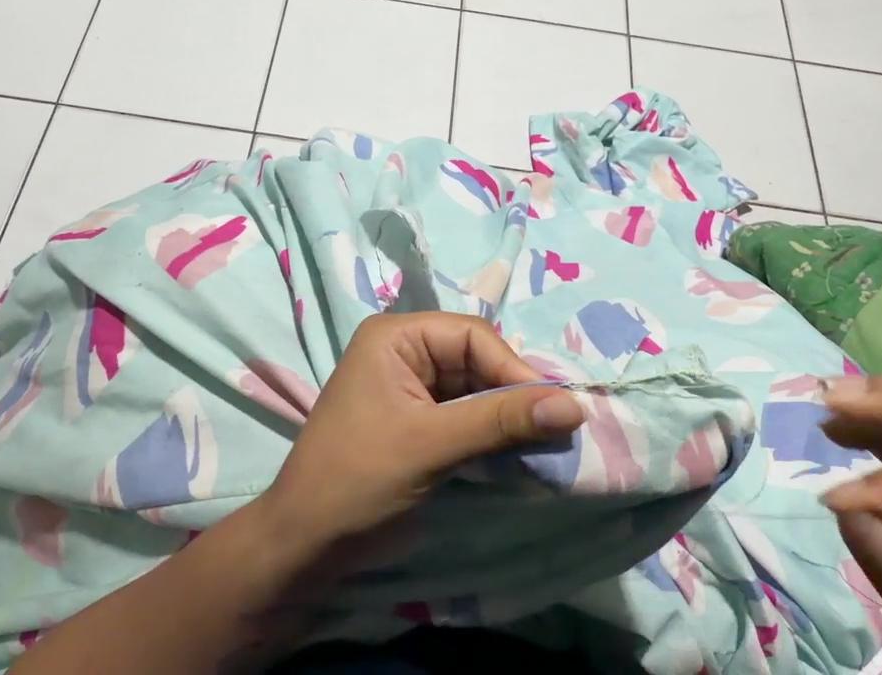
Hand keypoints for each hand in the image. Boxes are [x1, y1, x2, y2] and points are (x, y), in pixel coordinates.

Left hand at [258, 311, 585, 552]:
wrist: (306, 544)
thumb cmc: (358, 480)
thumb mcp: (431, 445)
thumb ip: (500, 421)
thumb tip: (575, 404)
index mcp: (395, 337)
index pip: (473, 336)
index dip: (516, 369)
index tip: (556, 410)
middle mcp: (404, 352)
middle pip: (479, 360)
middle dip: (515, 394)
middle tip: (557, 429)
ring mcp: (411, 388)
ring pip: (478, 390)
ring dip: (508, 417)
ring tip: (545, 443)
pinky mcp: (419, 423)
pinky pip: (468, 416)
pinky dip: (493, 434)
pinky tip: (519, 453)